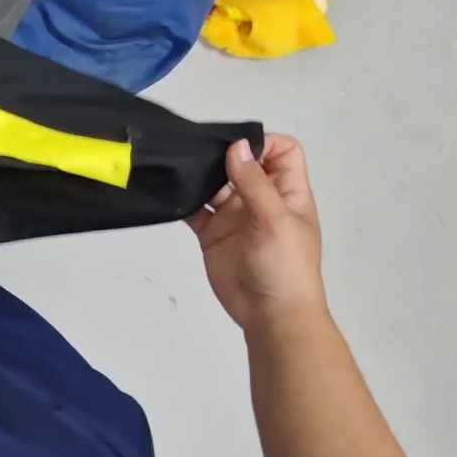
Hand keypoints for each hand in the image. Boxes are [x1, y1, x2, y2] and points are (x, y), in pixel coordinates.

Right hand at [185, 135, 326, 332]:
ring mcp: (234, 216)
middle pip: (241, 163)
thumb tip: (236, 146)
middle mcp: (260, 198)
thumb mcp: (275, 221)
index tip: (232, 147)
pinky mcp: (212, 233)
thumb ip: (254, 183)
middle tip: (193, 150)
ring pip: (215, 184)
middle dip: (221, 154)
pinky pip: (195, 209)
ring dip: (199, 176)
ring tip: (176, 167)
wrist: (269, 313)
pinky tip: (169, 195)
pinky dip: (182, 201)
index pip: (281, 152)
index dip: (261, 143)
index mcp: (286, 192)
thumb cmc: (285, 266)